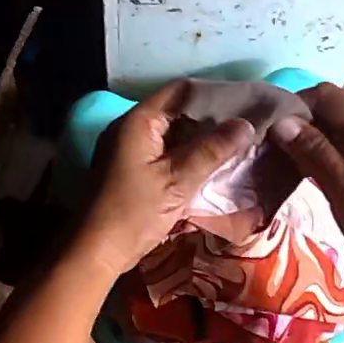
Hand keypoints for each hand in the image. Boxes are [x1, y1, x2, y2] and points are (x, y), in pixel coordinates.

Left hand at [73, 81, 253, 276]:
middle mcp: (130, 128)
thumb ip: (211, 150)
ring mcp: (128, 149)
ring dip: (201, 139)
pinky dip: (187, 155)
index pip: (181, 92)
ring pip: (172, 134)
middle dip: (211, 118)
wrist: (95, 250)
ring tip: (238, 143)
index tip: (245, 103)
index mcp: (138, 122)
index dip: (214, 94)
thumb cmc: (133, 212)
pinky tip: (213, 164)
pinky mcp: (131, 169)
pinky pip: (165, 152)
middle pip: (177, 112)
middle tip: (247, 124)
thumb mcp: (177, 181)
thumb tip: (245, 123)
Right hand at [269, 82, 343, 283]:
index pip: (329, 97)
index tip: (265, 130)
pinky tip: (305, 174)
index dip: (294, 107)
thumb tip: (280, 122)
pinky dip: (327, 157)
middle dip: (300, 126)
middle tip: (266, 149)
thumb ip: (313, 152)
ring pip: (341, 133)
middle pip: (335, 112)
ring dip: (311, 143)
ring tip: (279, 162)